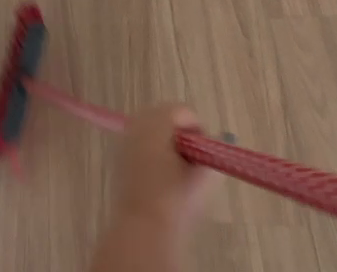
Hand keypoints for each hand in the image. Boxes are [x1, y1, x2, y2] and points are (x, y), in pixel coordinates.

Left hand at [112, 103, 216, 234]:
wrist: (143, 226)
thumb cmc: (175, 199)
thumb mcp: (203, 176)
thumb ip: (214, 155)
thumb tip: (218, 143)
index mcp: (157, 121)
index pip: (182, 111)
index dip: (198, 129)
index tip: (205, 152)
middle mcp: (137, 123)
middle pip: (165, 116)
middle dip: (181, 133)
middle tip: (193, 159)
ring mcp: (125, 138)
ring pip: (151, 129)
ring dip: (167, 141)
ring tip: (178, 168)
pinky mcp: (118, 156)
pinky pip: (140, 142)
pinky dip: (152, 151)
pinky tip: (161, 175)